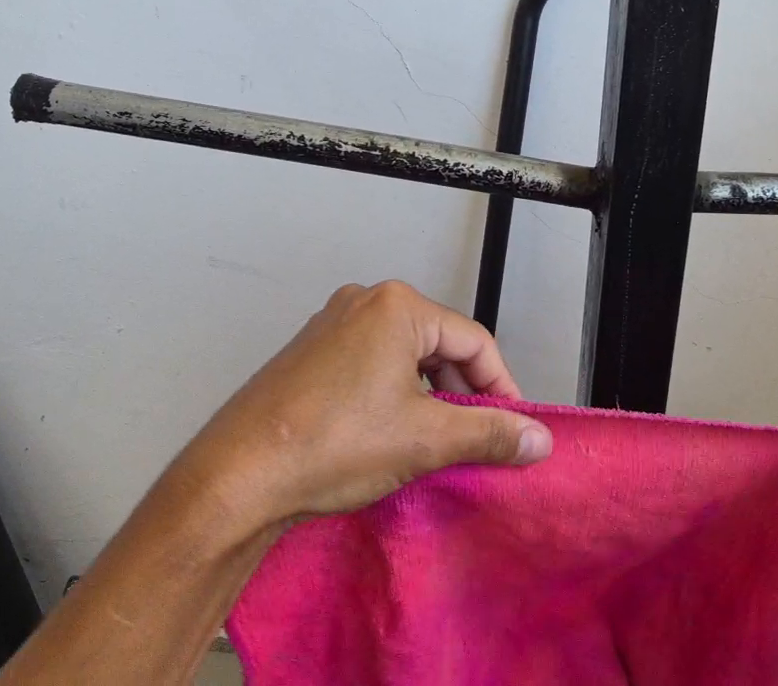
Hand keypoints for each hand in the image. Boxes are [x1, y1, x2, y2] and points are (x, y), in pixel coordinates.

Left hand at [0, 281, 550, 685]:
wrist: (236, 475)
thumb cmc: (335, 444)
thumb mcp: (426, 440)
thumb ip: (490, 433)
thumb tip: (541, 440)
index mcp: (398, 306)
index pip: (475, 341)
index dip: (502, 387)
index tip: (513, 429)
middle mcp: (364, 302)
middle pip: (439, 343)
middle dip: (463, 392)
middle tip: (474, 439)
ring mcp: (331, 324)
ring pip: (404, 356)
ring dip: (428, 396)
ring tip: (432, 442)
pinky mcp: (308, 352)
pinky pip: (370, 364)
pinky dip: (392, 394)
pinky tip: (388, 433)